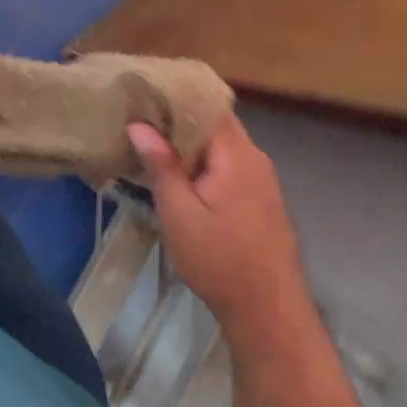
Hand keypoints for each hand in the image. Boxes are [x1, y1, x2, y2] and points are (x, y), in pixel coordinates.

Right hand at [128, 115, 308, 333]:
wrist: (270, 313)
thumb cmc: (220, 261)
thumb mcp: (179, 214)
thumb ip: (161, 165)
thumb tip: (139, 125)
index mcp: (237, 155)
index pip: (206, 105)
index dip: (173, 96)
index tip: (140, 93)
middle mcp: (254, 159)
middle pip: (214, 123)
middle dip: (176, 118)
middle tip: (136, 116)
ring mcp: (261, 180)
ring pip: (220, 145)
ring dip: (187, 142)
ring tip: (148, 139)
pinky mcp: (260, 199)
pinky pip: (227, 164)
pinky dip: (201, 160)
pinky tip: (175, 171)